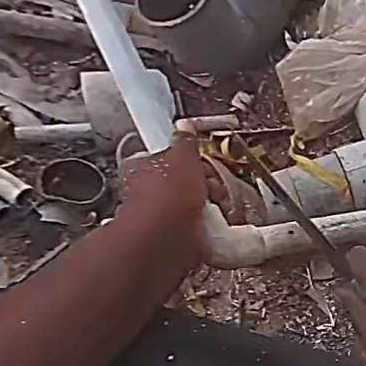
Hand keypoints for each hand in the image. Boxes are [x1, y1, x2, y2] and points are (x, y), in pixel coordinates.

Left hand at [115, 128, 216, 249]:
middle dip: (205, 185)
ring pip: (195, 208)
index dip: (188, 162)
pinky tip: (221, 224)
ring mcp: (164, 219)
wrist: (170, 237)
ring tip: (223, 207)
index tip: (206, 165)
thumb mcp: (182, 157)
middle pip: (184, 185)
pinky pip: (202, 230)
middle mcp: (148, 195)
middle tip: (218, 186)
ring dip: (213, 208)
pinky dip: (214, 228)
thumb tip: (185, 126)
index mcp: (142, 170)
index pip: (166, 160)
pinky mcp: (179, 240)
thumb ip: (185, 143)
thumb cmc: (170, 192)